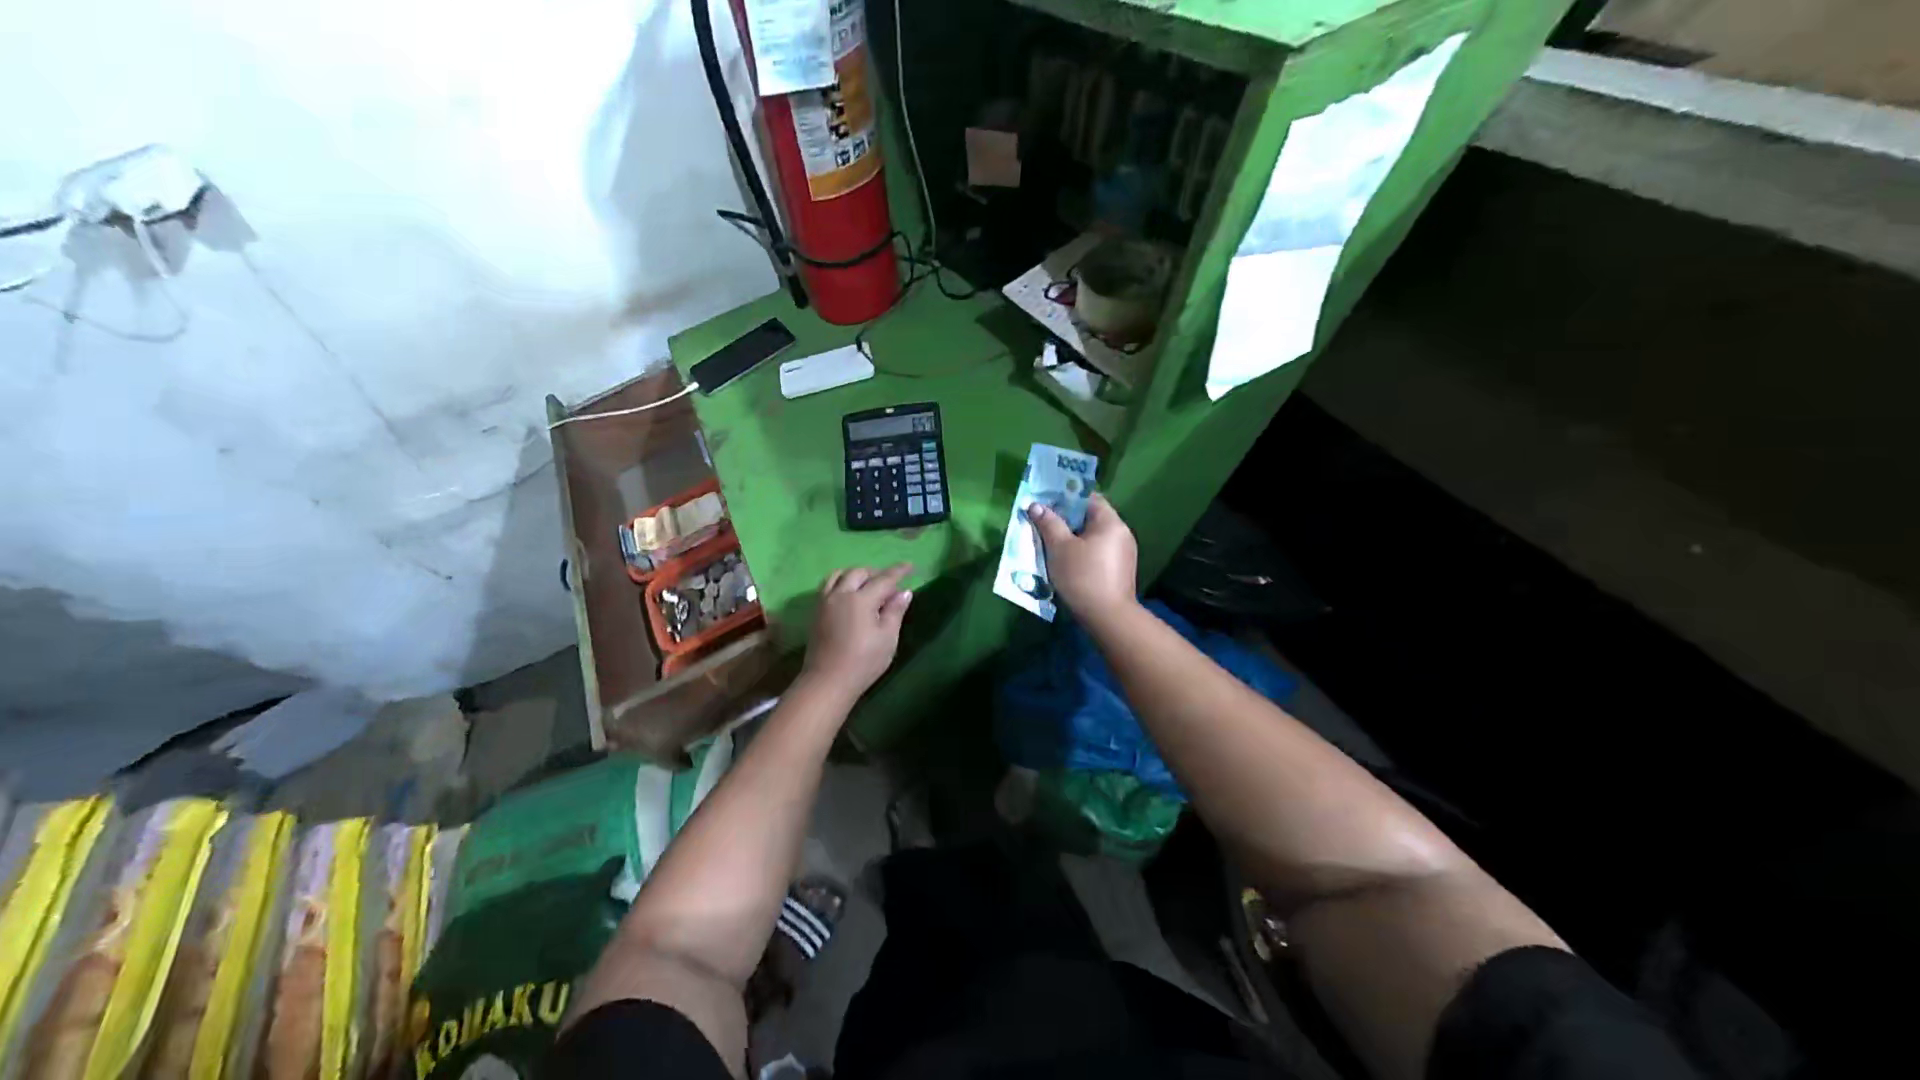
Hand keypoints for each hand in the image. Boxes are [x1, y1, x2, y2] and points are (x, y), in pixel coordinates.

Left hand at [801, 563, 913, 696]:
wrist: (827, 681)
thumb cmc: (863, 662)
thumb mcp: (887, 638)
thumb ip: (895, 611)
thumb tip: (904, 592)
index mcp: (860, 599)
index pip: (884, 579)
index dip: (898, 571)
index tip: (910, 566)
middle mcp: (840, 594)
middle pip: (859, 572)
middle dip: (876, 573)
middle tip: (890, 584)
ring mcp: (825, 602)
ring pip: (839, 575)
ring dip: (856, 575)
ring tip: (867, 585)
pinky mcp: (816, 612)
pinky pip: (829, 586)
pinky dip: (842, 582)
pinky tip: (849, 595)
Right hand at [1029, 493, 1136, 621]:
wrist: (1107, 617)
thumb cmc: (1082, 576)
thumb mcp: (1059, 548)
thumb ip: (1048, 523)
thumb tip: (1036, 505)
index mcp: (1111, 522)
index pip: (1089, 498)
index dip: (1066, 497)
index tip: (1047, 502)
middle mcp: (1122, 533)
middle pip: (1091, 517)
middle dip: (1067, 519)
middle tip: (1044, 522)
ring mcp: (1124, 553)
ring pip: (1094, 536)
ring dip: (1074, 537)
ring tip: (1052, 543)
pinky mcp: (1121, 570)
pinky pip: (1099, 552)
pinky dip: (1083, 552)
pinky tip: (1068, 562)